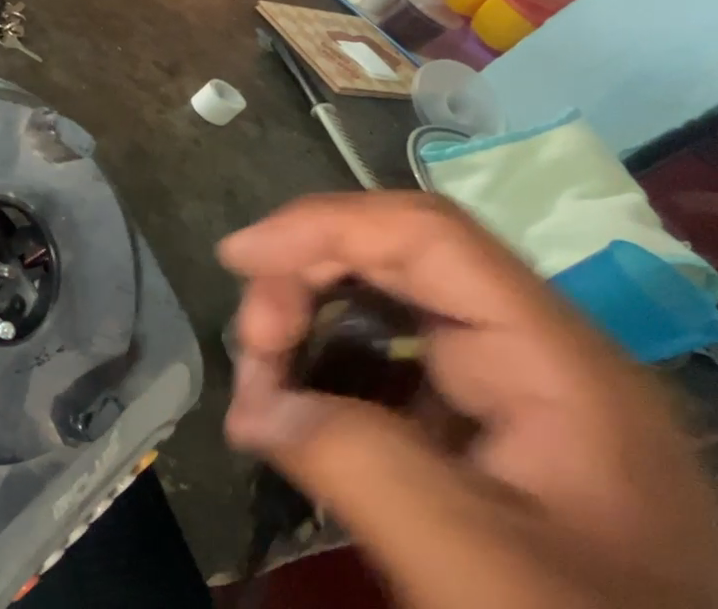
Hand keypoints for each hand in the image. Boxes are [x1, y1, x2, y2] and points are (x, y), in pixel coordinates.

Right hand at [222, 193, 717, 608]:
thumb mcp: (476, 563)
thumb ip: (366, 468)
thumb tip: (259, 407)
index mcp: (557, 365)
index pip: (426, 238)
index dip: (320, 228)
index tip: (234, 261)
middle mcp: (534, 357)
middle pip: (389, 265)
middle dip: (298, 292)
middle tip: (252, 362)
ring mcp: (507, 395)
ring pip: (373, 311)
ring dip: (297, 338)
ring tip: (259, 406)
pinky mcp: (476, 431)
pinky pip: (376, 367)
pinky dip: (313, 378)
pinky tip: (284, 422)